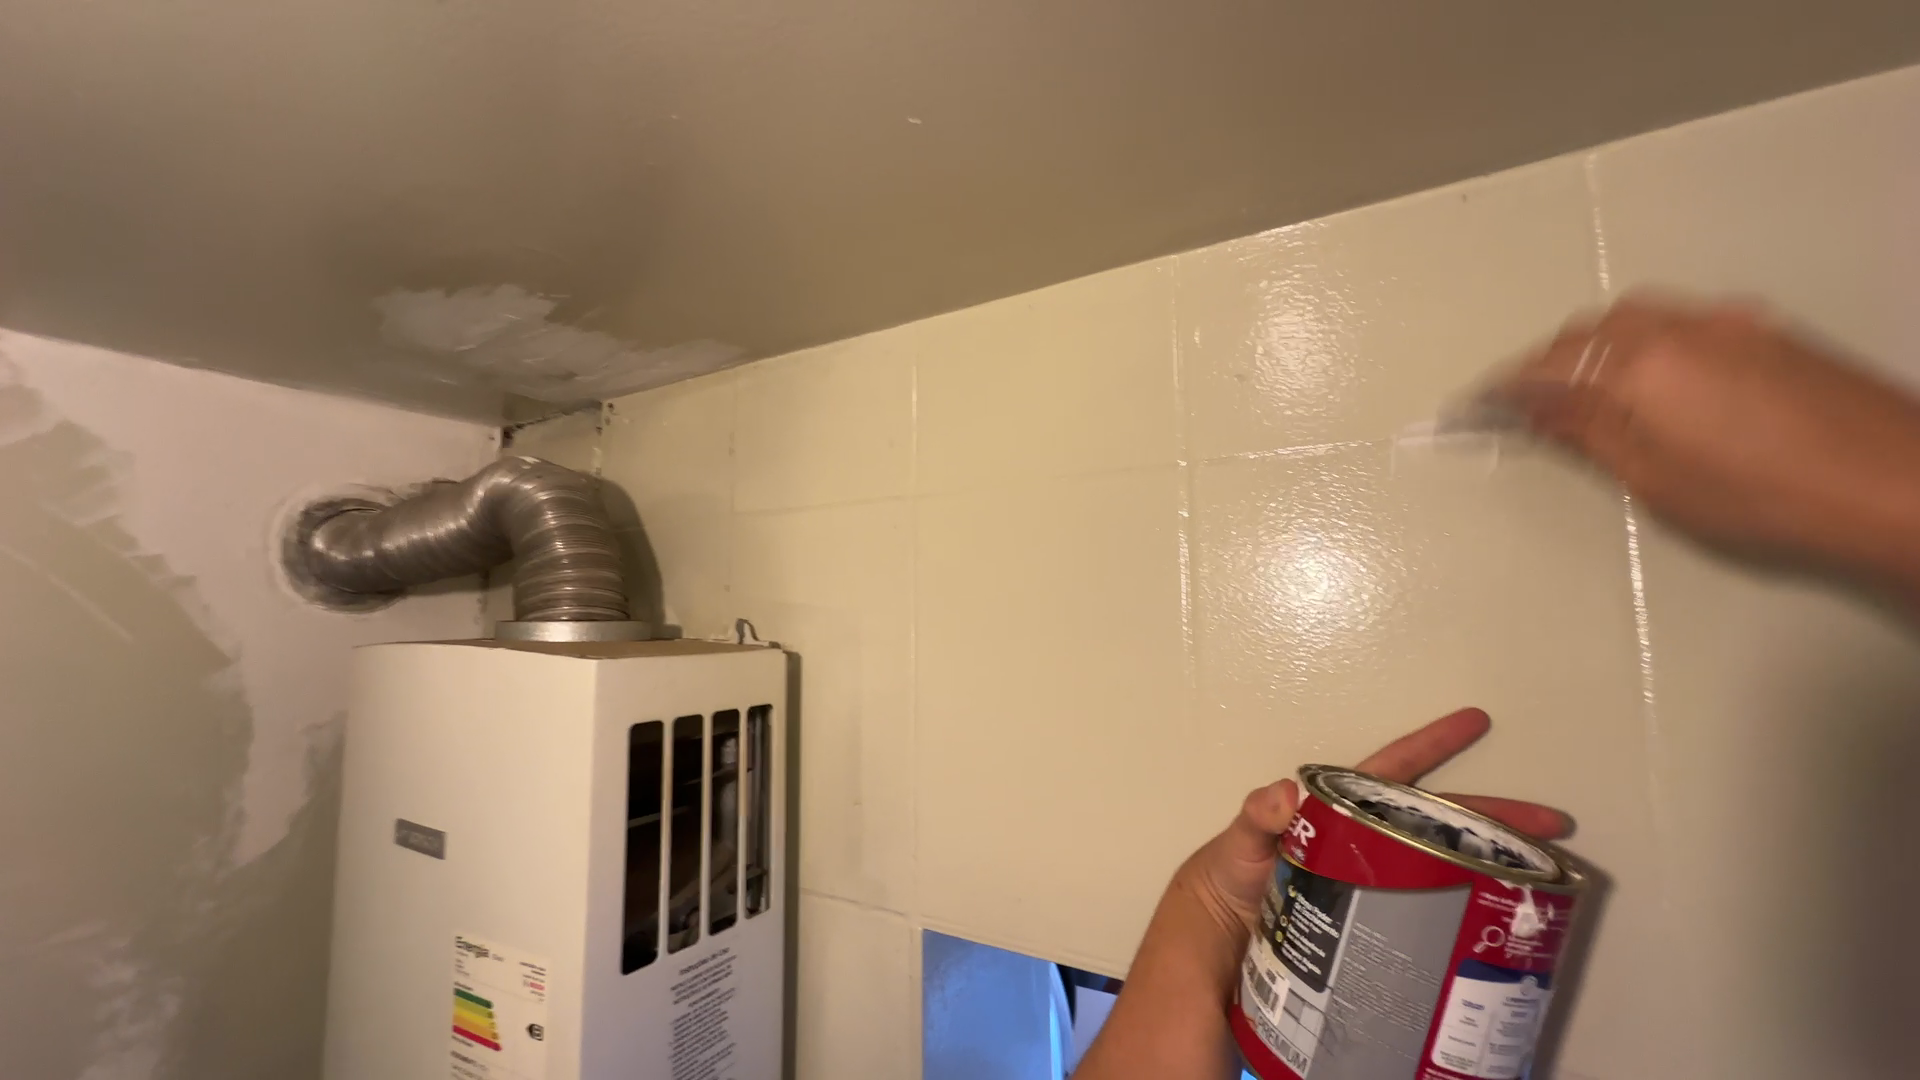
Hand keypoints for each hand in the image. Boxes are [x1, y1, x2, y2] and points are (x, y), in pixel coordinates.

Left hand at [1173, 708, 1570, 943]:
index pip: (1390, 773)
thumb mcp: (1241, 840)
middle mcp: (1363, 843)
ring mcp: (1374, 883)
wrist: (1220, 935)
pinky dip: (1463, 917)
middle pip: (1435, 822)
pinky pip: (1429, 914)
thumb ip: (1258, 816)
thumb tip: (1285, 792)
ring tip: (1541, 883)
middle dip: (1490, 819)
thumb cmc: (1231, 875)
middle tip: (1552, 827)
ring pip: (1441, 866)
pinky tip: (1495, 933)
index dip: (1430, 744)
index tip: (1475, 719)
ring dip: (1489, 869)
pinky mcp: (1378, 923)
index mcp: (1338, 814)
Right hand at [1488, 293, 1919, 570]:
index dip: (1502, 388)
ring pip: (1633, 319)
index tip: (1471, 408)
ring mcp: (1731, 324)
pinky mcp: (1768, 332)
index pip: (1546, 367)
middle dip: (1545, 364)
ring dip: (1592, 349)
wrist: (1908, 486)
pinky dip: (1639, 345)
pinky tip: (1649, 383)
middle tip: (1525, 407)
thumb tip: (1532, 408)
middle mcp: (1682, 328)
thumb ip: (1585, 432)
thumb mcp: (1651, 476)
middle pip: (1586, 332)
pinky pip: (1677, 323)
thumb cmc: (1761, 496)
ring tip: (1582, 392)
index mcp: (1641, 366)